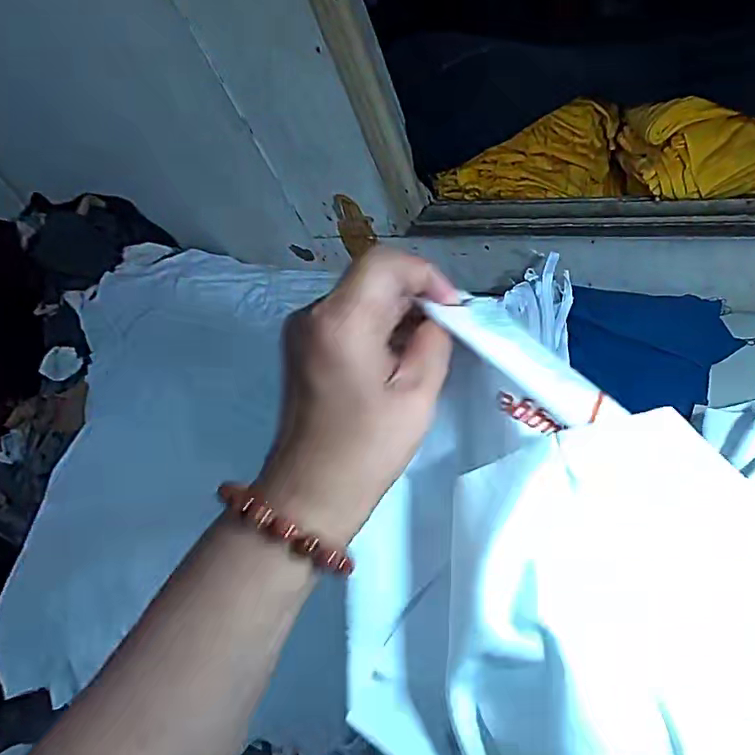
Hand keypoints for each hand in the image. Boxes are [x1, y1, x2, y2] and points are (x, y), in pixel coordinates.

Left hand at [256, 248, 459, 543]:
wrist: (312, 491)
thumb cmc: (368, 448)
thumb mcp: (417, 394)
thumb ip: (433, 342)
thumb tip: (435, 318)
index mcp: (341, 321)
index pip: (385, 263)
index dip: (426, 275)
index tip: (452, 309)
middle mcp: (313, 314)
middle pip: (371, 278)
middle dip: (415, 295)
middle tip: (447, 331)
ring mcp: (302, 330)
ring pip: (360, 298)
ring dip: (397, 312)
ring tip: (426, 348)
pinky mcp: (301, 348)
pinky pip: (346, 320)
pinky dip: (377, 328)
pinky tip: (396, 359)